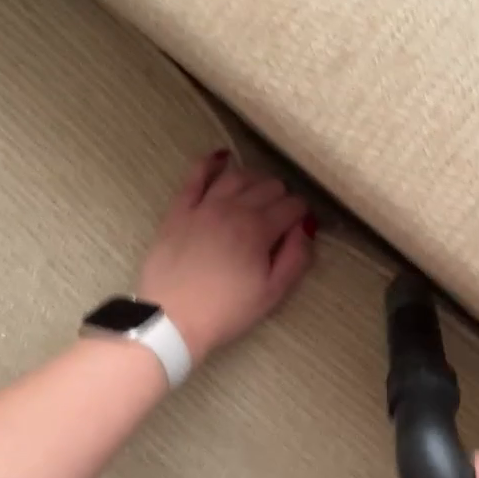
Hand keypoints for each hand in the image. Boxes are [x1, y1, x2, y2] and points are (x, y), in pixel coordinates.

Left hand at [138, 150, 314, 360]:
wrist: (172, 319)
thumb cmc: (227, 311)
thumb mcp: (273, 293)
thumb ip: (296, 257)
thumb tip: (305, 229)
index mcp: (259, 229)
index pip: (292, 206)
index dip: (302, 213)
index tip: (301, 226)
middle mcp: (233, 208)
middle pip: (268, 186)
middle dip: (282, 197)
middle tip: (281, 216)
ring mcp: (203, 206)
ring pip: (238, 176)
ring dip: (255, 180)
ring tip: (259, 193)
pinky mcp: (179, 209)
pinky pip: (196, 175)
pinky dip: (211, 162)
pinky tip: (222, 158)